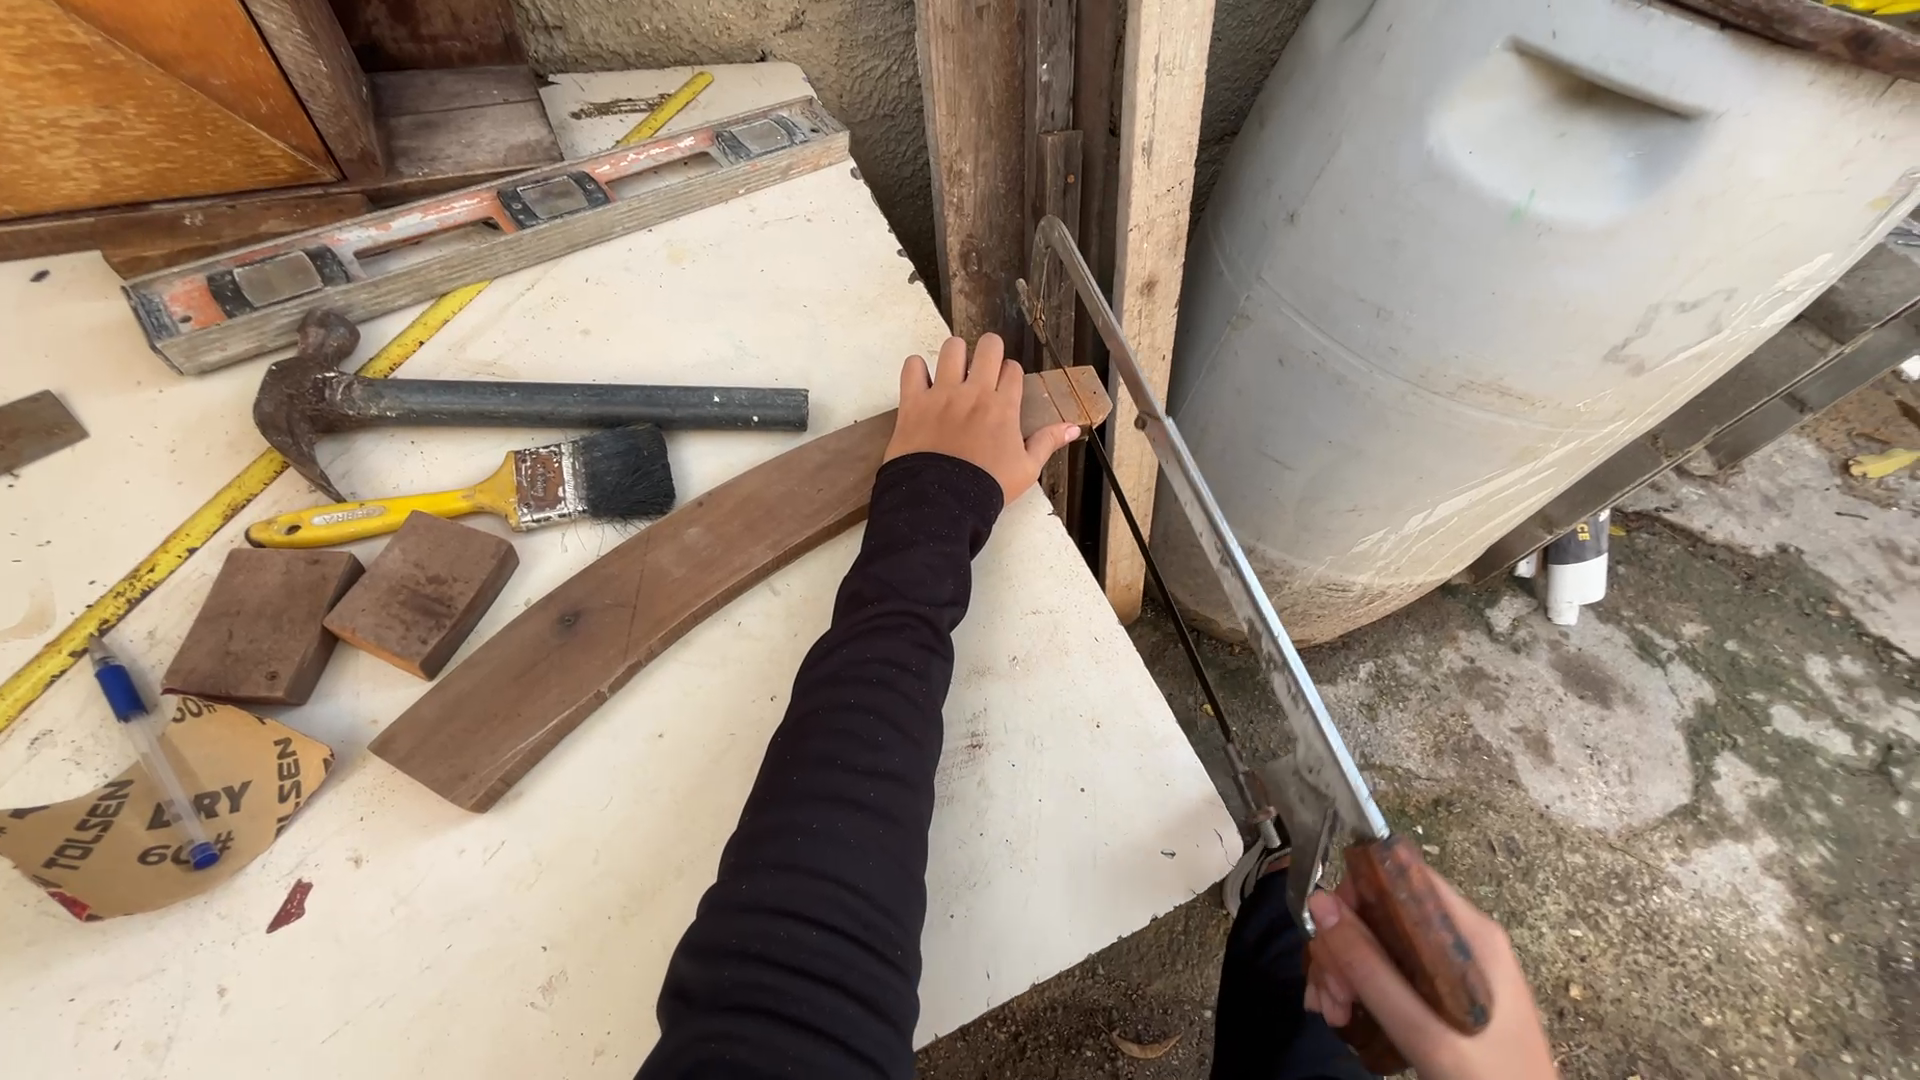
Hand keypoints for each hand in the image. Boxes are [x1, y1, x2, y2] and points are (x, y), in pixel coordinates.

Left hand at [885, 334, 1079, 506]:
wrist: (944, 501)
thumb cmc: (986, 487)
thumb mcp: (1026, 469)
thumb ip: (1047, 442)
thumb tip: (1072, 428)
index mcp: (1003, 407)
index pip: (1012, 369)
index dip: (1010, 374)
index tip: (1005, 386)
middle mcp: (974, 393)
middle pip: (988, 347)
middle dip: (989, 351)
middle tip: (984, 364)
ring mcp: (942, 395)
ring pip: (951, 349)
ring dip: (955, 354)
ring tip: (954, 369)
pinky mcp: (913, 402)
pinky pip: (912, 367)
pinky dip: (916, 368)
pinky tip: (922, 378)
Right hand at [1304, 867, 1558, 1079]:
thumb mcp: (1426, 1033)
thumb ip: (1371, 970)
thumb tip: (1318, 901)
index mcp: (1466, 930)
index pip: (1397, 874)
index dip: (1354, 892)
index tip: (1329, 933)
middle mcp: (1455, 935)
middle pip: (1377, 911)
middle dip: (1341, 945)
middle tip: (1329, 993)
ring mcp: (1446, 963)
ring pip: (1374, 939)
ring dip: (1341, 969)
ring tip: (1331, 1011)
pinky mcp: (1438, 990)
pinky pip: (1383, 967)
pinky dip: (1355, 986)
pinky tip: (1340, 1013)